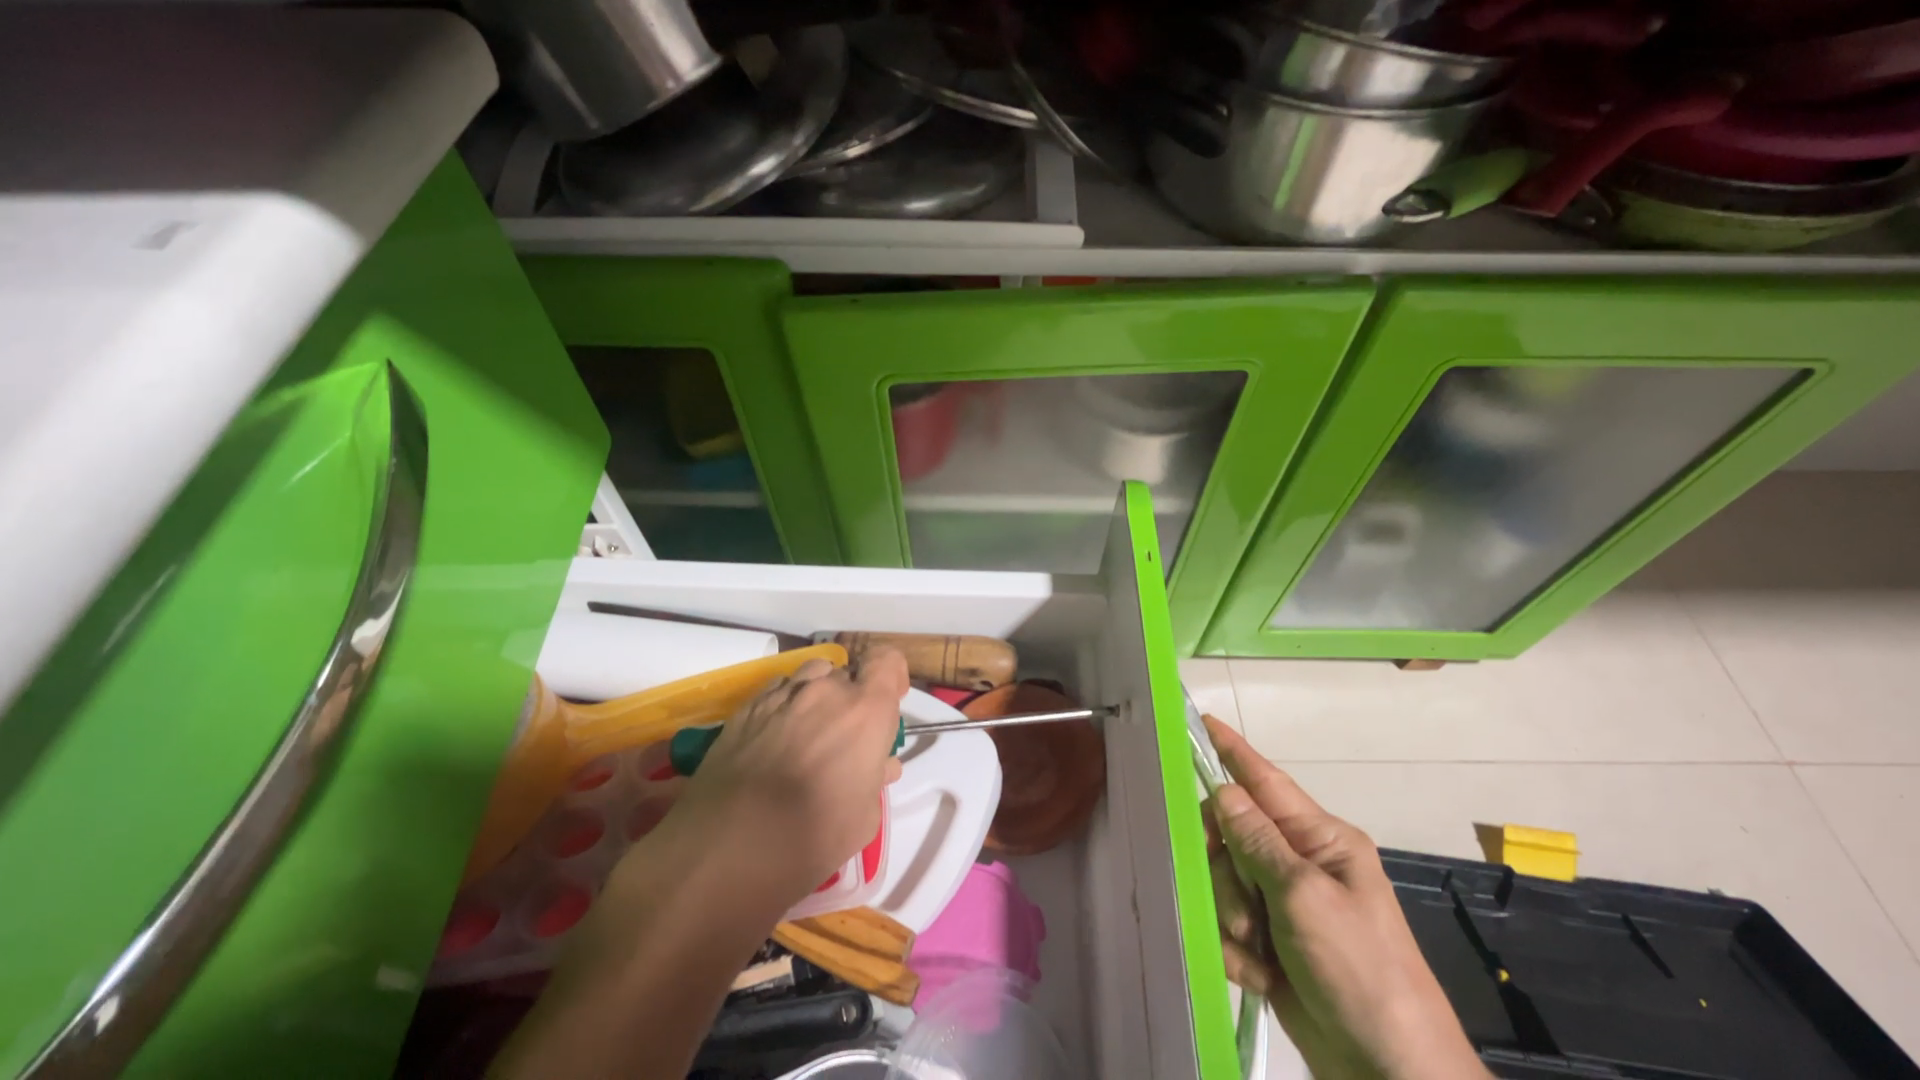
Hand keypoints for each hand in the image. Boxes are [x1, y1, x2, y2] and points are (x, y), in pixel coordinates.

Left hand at [664, 650, 908, 906]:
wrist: (727, 845)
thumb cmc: (811, 837)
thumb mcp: (863, 818)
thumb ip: (875, 780)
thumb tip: (880, 765)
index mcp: (865, 711)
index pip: (887, 662)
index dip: (890, 677)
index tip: (887, 704)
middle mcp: (826, 691)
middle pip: (847, 673)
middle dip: (851, 698)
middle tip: (845, 738)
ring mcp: (781, 695)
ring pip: (809, 677)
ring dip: (817, 696)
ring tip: (809, 733)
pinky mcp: (745, 708)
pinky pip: (777, 692)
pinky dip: (784, 706)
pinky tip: (776, 740)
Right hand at [1204, 716, 1488, 1079]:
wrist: (1386, 1064)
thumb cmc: (1358, 967)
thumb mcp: (1306, 897)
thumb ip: (1258, 841)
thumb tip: (1224, 791)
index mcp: (1322, 841)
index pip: (1267, 783)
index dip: (1233, 753)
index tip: (1200, 721)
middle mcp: (1300, 865)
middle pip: (1231, 838)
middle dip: (1227, 872)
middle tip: (1243, 907)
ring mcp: (1284, 908)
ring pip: (1223, 885)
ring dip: (1233, 918)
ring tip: (1261, 951)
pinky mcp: (1270, 946)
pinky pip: (1225, 928)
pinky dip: (1236, 952)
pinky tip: (1261, 976)